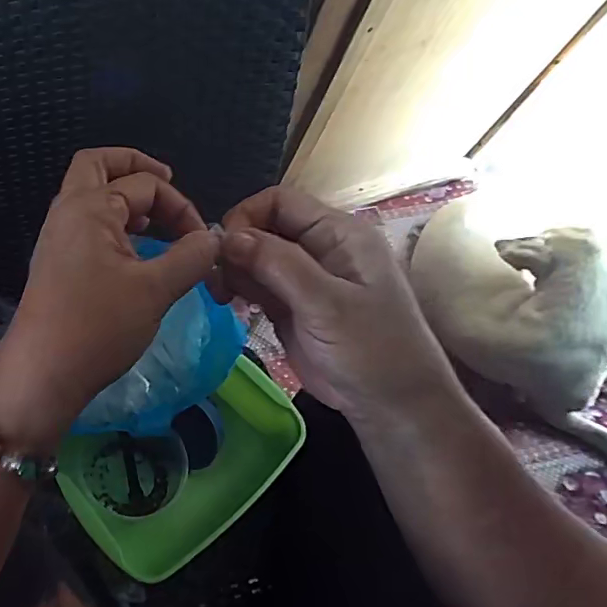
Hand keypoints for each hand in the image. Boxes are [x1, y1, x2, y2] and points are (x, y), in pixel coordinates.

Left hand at [0, 149, 220, 452]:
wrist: (42, 373)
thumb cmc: (98, 326)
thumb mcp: (156, 290)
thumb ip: (191, 256)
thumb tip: (214, 237)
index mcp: (88, 207)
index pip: (146, 185)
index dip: (182, 207)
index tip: (202, 243)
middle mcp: (66, 213)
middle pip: (97, 166)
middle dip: (135, 168)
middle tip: (168, 181)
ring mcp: (55, 238)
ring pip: (89, 196)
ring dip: (124, 199)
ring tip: (156, 222)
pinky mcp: (54, 264)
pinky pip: (85, 226)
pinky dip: (112, 224)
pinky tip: (134, 251)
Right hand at [214, 186, 459, 423]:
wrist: (390, 404)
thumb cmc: (371, 349)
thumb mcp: (326, 303)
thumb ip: (277, 265)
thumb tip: (226, 236)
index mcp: (338, 233)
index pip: (280, 201)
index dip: (247, 216)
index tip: (224, 249)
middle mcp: (319, 248)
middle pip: (262, 228)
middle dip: (234, 247)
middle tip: (216, 280)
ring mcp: (302, 278)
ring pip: (253, 257)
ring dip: (231, 270)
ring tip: (221, 296)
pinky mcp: (289, 305)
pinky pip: (255, 284)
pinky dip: (237, 289)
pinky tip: (229, 304)